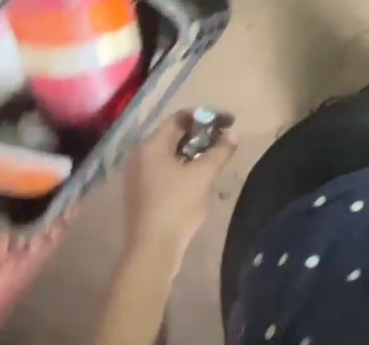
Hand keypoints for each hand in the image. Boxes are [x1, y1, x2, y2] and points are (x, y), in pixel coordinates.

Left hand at [120, 110, 237, 270]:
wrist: (151, 251)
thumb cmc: (177, 205)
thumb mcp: (204, 175)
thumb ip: (220, 151)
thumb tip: (231, 135)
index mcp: (152, 145)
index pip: (180, 117)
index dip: (207, 116)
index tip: (227, 122)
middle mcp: (140, 156)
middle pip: (173, 134)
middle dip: (201, 134)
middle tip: (223, 139)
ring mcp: (137, 176)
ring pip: (169, 153)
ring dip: (193, 151)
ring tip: (214, 157)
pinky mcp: (140, 194)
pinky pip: (164, 169)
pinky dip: (182, 166)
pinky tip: (198, 177)